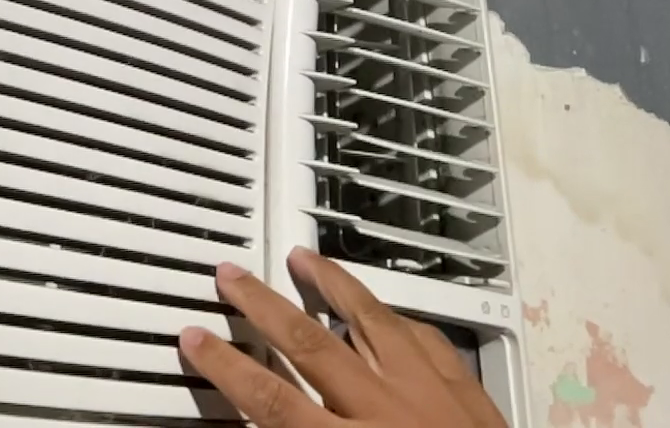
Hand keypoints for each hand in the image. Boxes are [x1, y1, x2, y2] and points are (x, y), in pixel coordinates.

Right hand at [179, 248, 507, 427]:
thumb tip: (274, 421)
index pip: (273, 402)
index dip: (227, 367)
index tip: (195, 338)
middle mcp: (389, 418)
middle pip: (310, 345)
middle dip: (262, 304)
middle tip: (230, 274)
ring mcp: (435, 402)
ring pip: (371, 322)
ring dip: (331, 286)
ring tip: (304, 258)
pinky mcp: (474, 400)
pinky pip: (428, 342)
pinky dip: (398, 320)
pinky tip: (384, 310)